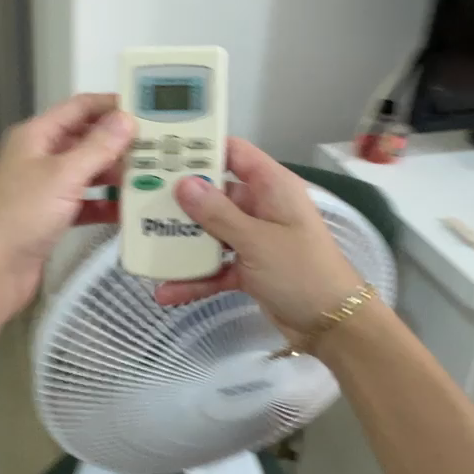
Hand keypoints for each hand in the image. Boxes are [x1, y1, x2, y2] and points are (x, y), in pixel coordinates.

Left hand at [0, 93, 133, 320]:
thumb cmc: (22, 215)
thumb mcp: (64, 175)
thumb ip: (98, 147)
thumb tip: (127, 118)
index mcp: (36, 135)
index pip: (80, 107)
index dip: (111, 105)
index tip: (147, 109)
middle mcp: (40, 156)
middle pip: (85, 139)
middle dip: (119, 142)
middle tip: (158, 147)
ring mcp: (45, 187)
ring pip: (87, 172)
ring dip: (115, 174)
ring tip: (151, 176)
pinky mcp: (51, 215)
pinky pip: (84, 202)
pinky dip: (104, 205)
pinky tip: (129, 210)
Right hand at [153, 138, 363, 335]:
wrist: (333, 325)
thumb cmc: (301, 271)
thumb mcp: (257, 240)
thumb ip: (218, 214)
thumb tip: (183, 183)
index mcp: (272, 187)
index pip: (234, 153)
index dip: (202, 147)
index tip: (163, 149)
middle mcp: (261, 207)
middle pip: (215, 194)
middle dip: (181, 199)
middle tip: (139, 198)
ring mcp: (255, 239)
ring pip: (211, 232)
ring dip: (183, 243)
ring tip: (145, 245)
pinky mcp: (249, 268)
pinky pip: (216, 266)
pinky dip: (196, 278)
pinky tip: (167, 292)